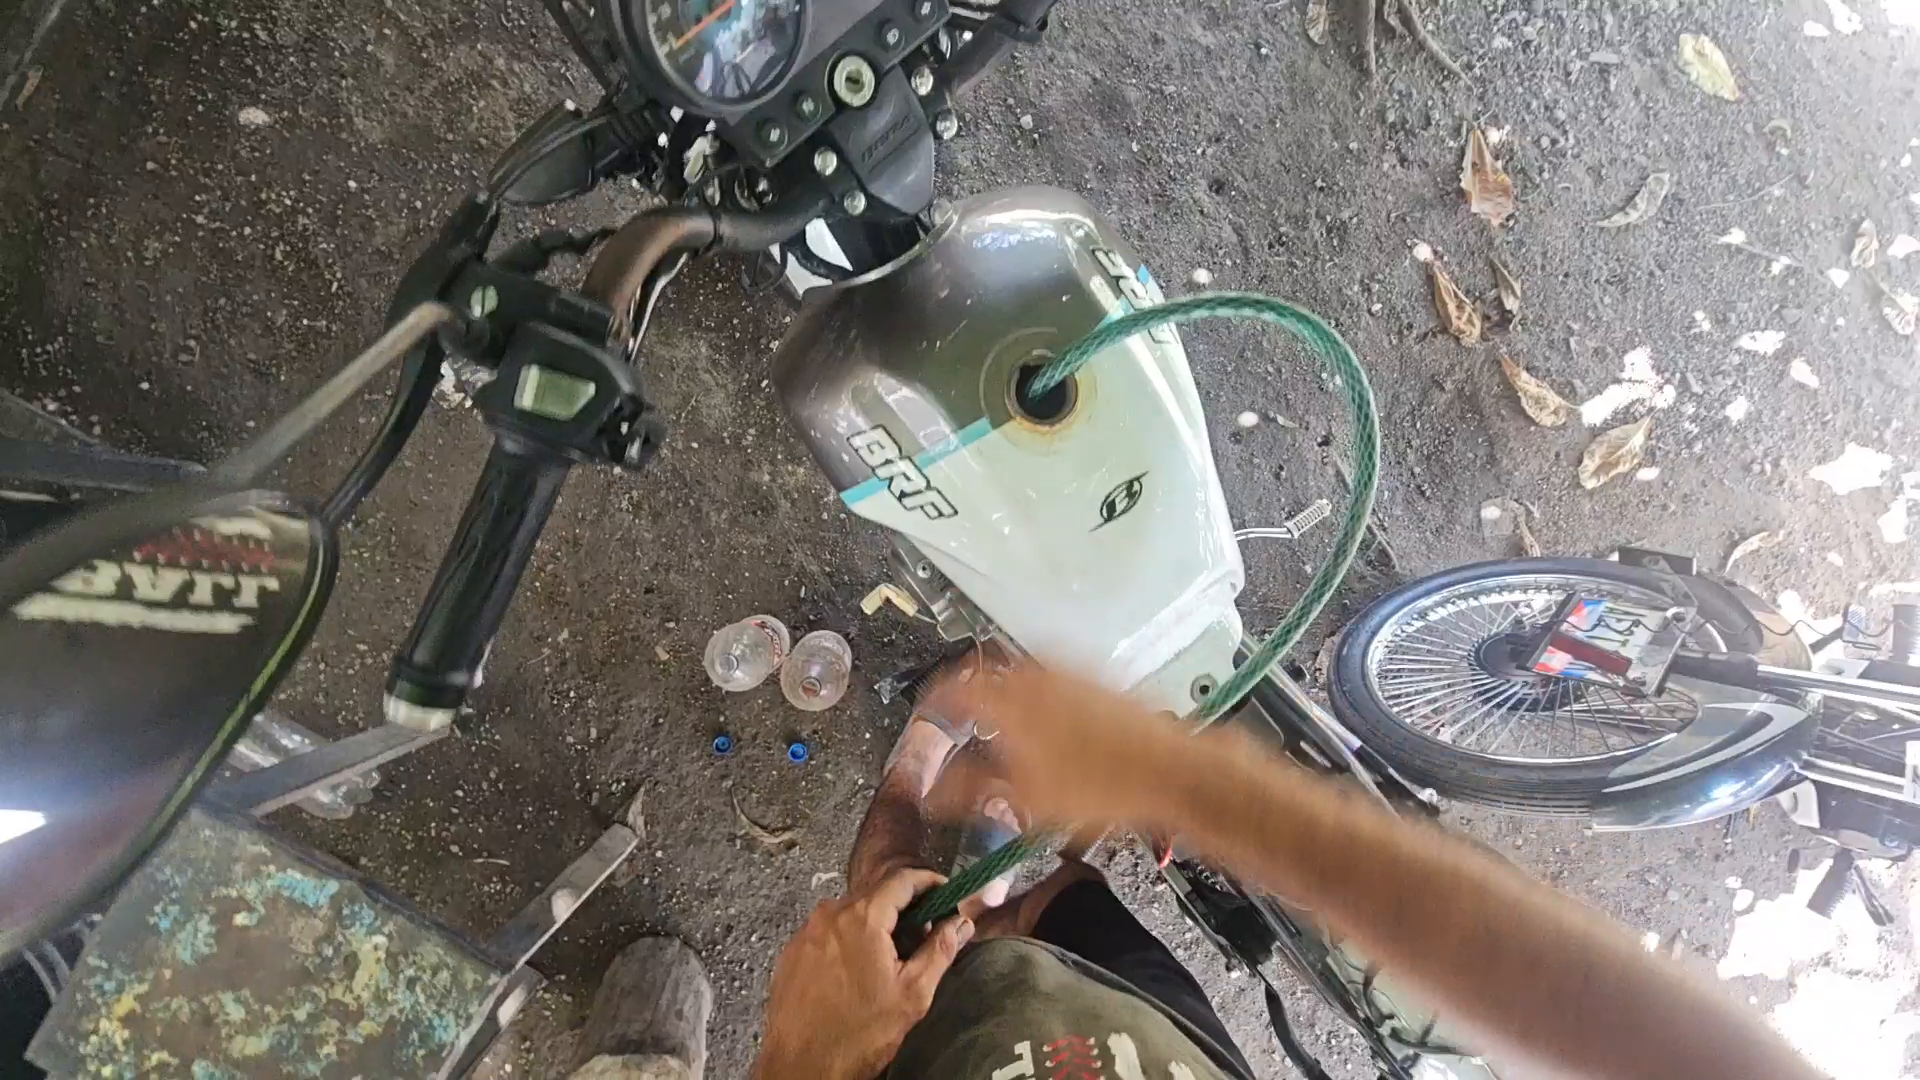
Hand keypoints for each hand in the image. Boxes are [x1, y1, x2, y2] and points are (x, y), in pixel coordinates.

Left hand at [752, 868, 974, 1079]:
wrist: (798, 1070)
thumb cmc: (859, 1033)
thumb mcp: (911, 994)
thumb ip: (940, 951)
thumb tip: (962, 922)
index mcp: (863, 916)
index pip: (902, 879)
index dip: (928, 881)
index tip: (946, 893)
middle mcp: (831, 912)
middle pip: (877, 894)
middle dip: (904, 908)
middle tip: (923, 936)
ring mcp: (807, 930)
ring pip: (852, 912)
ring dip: (876, 925)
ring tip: (890, 959)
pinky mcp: (792, 949)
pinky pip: (829, 930)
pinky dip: (849, 939)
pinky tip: (856, 971)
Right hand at [925, 665, 1225, 829]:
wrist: (1167, 768)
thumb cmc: (1098, 785)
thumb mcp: (1024, 799)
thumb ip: (969, 790)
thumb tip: (931, 793)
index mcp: (1009, 699)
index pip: (953, 687)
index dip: (934, 701)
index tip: (929, 713)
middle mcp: (1034, 675)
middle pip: (986, 678)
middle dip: (972, 701)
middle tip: (967, 727)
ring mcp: (1066, 670)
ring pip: (1019, 678)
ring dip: (1005, 699)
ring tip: (1009, 734)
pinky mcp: (1092, 675)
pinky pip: (1050, 679)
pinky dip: (1037, 697)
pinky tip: (1050, 728)